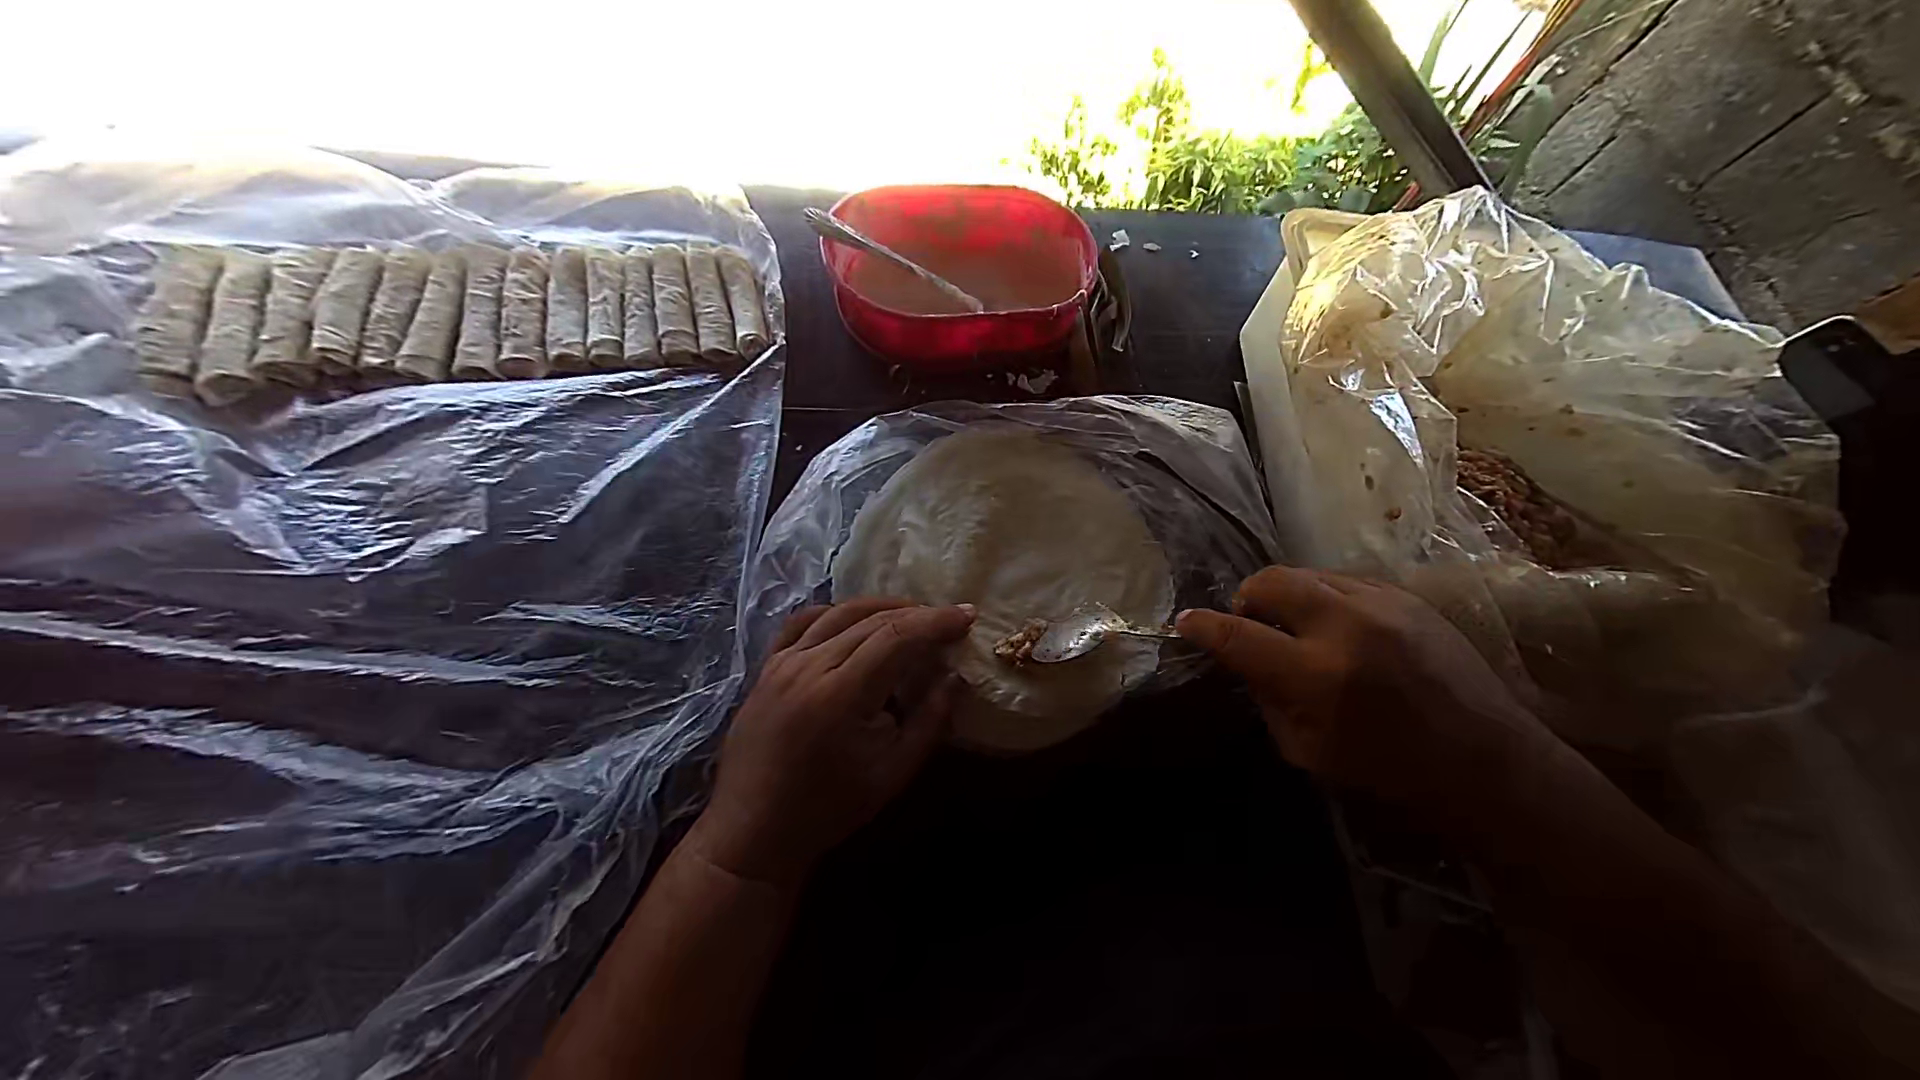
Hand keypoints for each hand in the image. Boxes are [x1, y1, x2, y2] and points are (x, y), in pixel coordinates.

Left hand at [687, 597, 974, 887]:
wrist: (755, 830)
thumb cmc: (830, 808)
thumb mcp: (894, 772)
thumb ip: (930, 720)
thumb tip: (956, 676)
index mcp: (841, 694)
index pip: (897, 637)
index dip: (936, 622)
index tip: (967, 615)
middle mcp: (809, 666)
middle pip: (871, 620)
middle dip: (916, 613)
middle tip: (948, 618)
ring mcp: (782, 663)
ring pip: (837, 613)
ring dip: (879, 607)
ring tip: (911, 614)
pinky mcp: (766, 668)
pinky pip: (801, 623)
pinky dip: (834, 613)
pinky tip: (854, 620)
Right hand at [1176, 566, 1556, 816]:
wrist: (1487, 762)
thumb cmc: (1387, 770)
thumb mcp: (1304, 748)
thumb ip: (1265, 695)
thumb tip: (1241, 657)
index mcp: (1318, 675)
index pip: (1238, 636)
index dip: (1203, 626)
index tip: (1185, 622)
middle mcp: (1347, 626)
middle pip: (1270, 581)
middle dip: (1247, 599)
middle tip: (1251, 623)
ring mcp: (1383, 604)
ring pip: (1305, 573)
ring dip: (1286, 596)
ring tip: (1296, 626)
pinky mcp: (1408, 597)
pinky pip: (1342, 580)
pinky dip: (1323, 598)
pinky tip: (1336, 627)